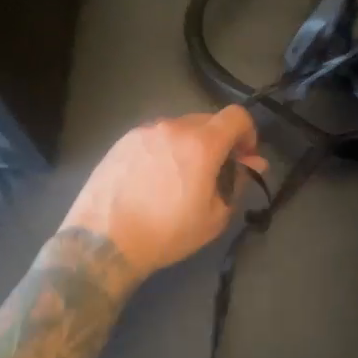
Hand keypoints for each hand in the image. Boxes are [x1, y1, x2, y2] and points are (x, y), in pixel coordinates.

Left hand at [60, 106, 265, 280]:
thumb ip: (237, 183)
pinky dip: (164, 151)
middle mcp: (172, 127)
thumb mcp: (214, 216)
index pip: (237, 116)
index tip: (245, 158)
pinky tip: (154, 180)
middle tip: (216, 173)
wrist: (105, 241)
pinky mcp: (121, 142)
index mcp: (201, 144)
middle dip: (219, 142)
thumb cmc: (167, 233)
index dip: (249, 133)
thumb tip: (251, 164)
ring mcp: (143, 132)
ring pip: (178, 129)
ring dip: (190, 146)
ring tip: (181, 179)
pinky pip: (154, 138)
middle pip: (207, 121)